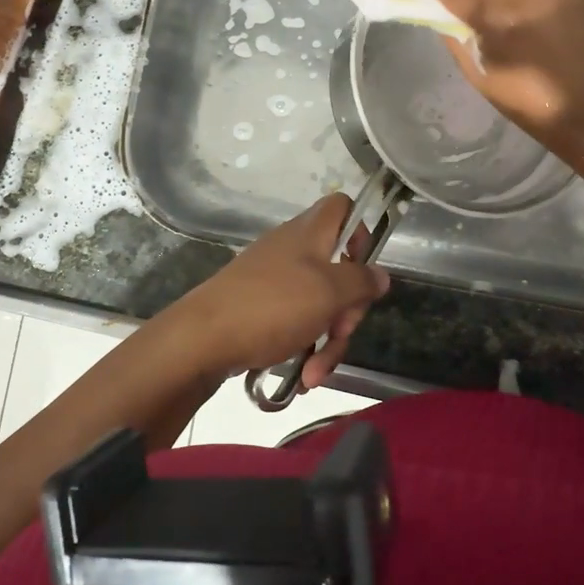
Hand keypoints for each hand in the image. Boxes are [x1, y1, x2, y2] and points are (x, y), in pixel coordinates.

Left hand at [164, 195, 390, 388]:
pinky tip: (301, 376)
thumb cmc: (272, 305)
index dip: (361, 233)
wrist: (203, 337)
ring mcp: (275, 281)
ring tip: (314, 374)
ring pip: (320, 306)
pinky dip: (303, 348)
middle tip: (339, 333)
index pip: (343, 208)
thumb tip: (379, 275)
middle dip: (347, 312)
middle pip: (339, 271)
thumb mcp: (328, 292)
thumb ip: (361, 281)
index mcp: (309, 233)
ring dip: (326, 342)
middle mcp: (293, 251)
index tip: (362, 269)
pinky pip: (296, 324)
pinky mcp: (261, 309)